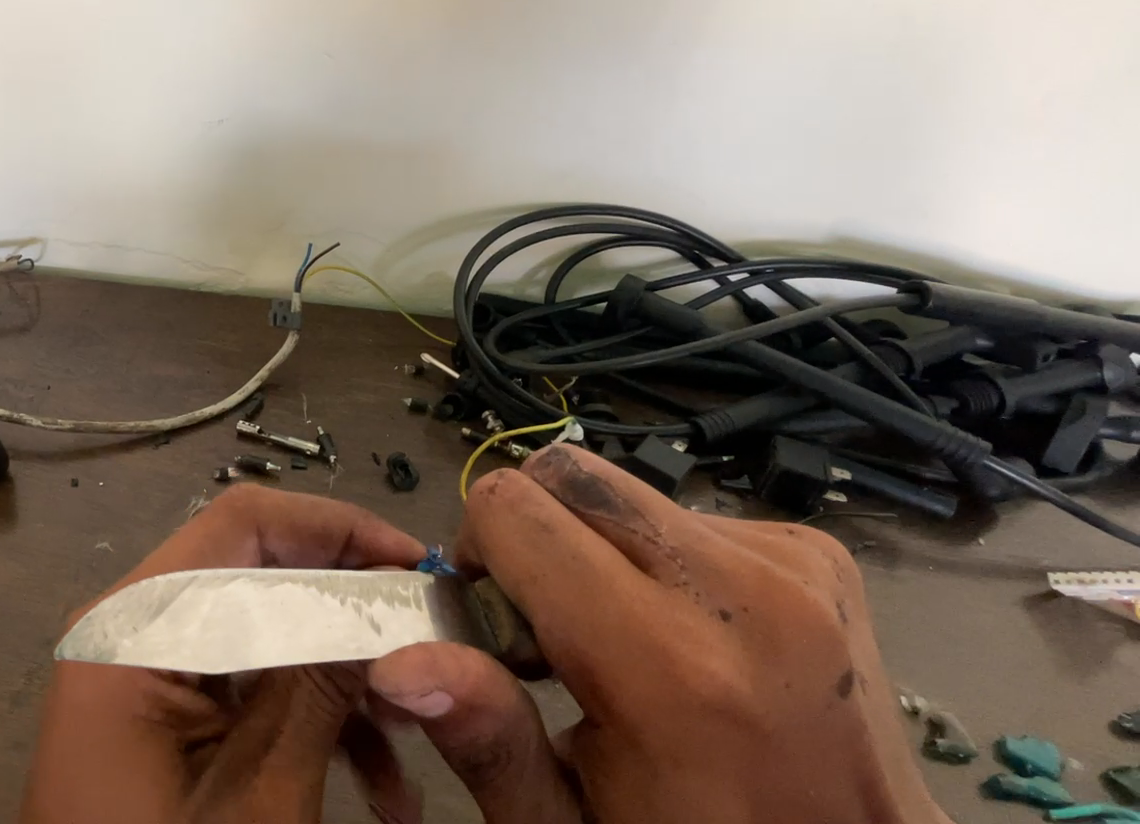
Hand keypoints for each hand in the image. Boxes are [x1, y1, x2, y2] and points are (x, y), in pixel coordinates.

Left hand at [20, 485, 426, 823]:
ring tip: (413, 728)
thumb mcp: (259, 792)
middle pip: (253, 571)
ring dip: (337, 670)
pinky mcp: (158, 700)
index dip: (333, 526)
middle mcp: (130, 624)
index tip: (410, 559)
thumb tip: (389, 607)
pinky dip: (303, 707)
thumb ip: (319, 686)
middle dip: (346, 604)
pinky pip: (240, 675)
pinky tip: (373, 770)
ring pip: (258, 628)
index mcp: (133, 626)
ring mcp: (142, 662)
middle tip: (425, 633)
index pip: (241, 526)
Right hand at [367, 444, 951, 823]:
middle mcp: (740, 588)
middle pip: (561, 475)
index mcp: (670, 666)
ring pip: (614, 488)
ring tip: (623, 635)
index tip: (497, 621)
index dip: (479, 551)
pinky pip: (676, 509)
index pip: (513, 508)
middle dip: (530, 534)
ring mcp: (791, 561)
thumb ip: (486, 737)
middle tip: (549, 624)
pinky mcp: (816, 551)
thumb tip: (397, 664)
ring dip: (589, 543)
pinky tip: (681, 628)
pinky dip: (650, 554)